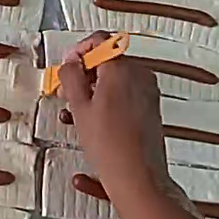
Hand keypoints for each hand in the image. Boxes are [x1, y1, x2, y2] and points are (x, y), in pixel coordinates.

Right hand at [56, 31, 173, 192]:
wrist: (138, 177)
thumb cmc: (111, 146)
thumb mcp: (79, 108)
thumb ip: (71, 78)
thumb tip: (70, 64)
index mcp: (122, 69)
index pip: (100, 41)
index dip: (79, 51)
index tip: (67, 66)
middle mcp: (139, 75)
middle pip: (108, 59)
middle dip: (85, 72)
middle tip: (68, 89)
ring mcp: (148, 90)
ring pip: (117, 77)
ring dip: (95, 86)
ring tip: (77, 108)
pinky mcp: (150, 106)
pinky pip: (127, 92)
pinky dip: (110, 97)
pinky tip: (95, 119)